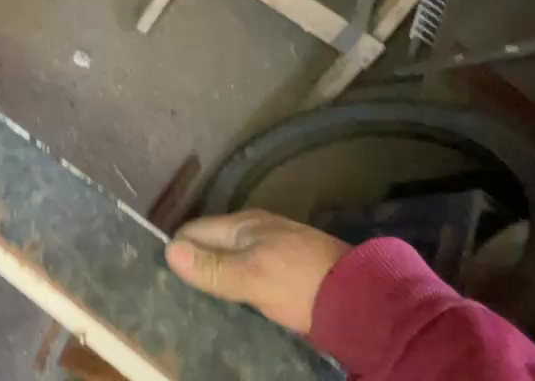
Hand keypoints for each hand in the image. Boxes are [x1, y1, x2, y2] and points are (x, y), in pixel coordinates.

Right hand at [166, 209, 350, 333]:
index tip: (167, 282)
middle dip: (197, 268)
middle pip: (212, 247)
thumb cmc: (303, 283)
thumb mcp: (253, 276)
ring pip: (231, 263)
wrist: (367, 303)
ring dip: (219, 282)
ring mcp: (274, 252)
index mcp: (242, 224)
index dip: (179, 253)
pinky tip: (239, 310)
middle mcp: (255, 232)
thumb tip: (168, 251)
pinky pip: (251, 277)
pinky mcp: (290, 275)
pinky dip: (241, 291)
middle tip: (183, 300)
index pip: (193, 231)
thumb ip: (212, 267)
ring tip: (205, 309)